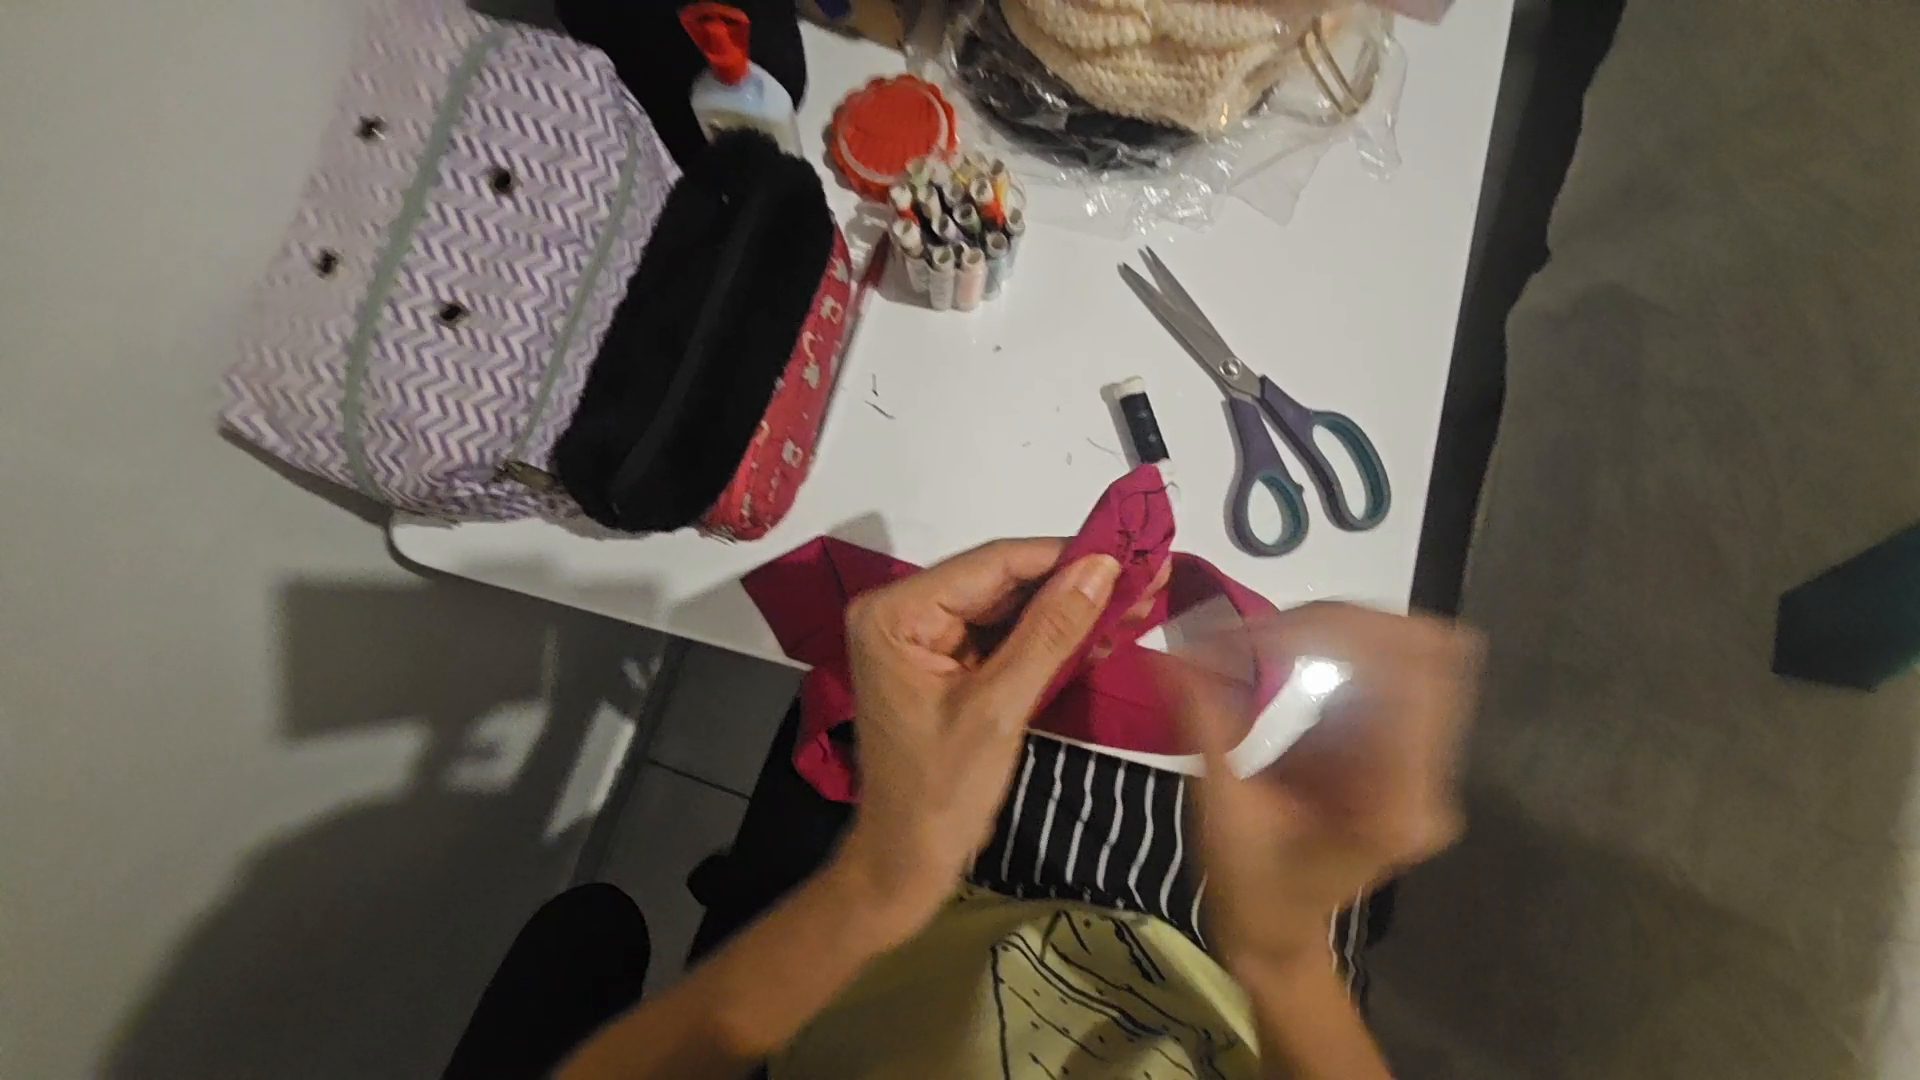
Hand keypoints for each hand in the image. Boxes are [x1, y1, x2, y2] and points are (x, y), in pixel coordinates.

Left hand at [832, 538, 1162, 942]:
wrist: (905, 863)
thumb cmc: (942, 794)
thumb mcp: (1000, 708)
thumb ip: (1050, 632)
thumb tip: (1103, 566)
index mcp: (894, 613)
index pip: (990, 565)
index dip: (1062, 555)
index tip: (1129, 549)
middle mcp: (902, 611)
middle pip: (1000, 581)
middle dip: (1072, 582)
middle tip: (1145, 573)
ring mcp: (922, 636)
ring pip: (1007, 606)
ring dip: (1068, 608)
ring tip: (1137, 598)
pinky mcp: (943, 660)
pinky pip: (1002, 636)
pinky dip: (1048, 636)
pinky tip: (1100, 630)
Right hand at [1161, 602, 1481, 979]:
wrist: (1277, 929)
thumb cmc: (1251, 887)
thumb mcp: (1222, 810)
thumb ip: (1203, 725)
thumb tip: (1167, 653)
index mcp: (1396, 798)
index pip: (1414, 675)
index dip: (1340, 635)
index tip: (1254, 638)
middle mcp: (1425, 771)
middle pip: (1422, 648)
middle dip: (1334, 623)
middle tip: (1254, 632)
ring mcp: (1417, 755)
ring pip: (1404, 647)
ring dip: (1328, 630)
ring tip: (1256, 640)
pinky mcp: (1391, 742)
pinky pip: (1377, 665)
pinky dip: (1323, 646)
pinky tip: (1270, 655)